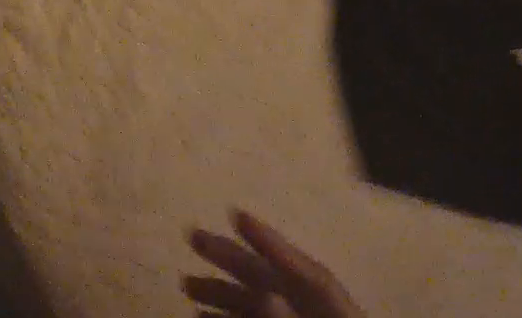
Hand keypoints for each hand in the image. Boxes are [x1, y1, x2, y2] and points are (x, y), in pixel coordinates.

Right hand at [184, 210, 364, 317]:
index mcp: (334, 312)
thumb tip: (264, 294)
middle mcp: (317, 317)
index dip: (270, 242)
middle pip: (274, 282)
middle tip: (191, 237)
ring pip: (259, 307)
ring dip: (222, 294)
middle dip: (231, 260)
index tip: (233, 214)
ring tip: (187, 285)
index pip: (307, 273)